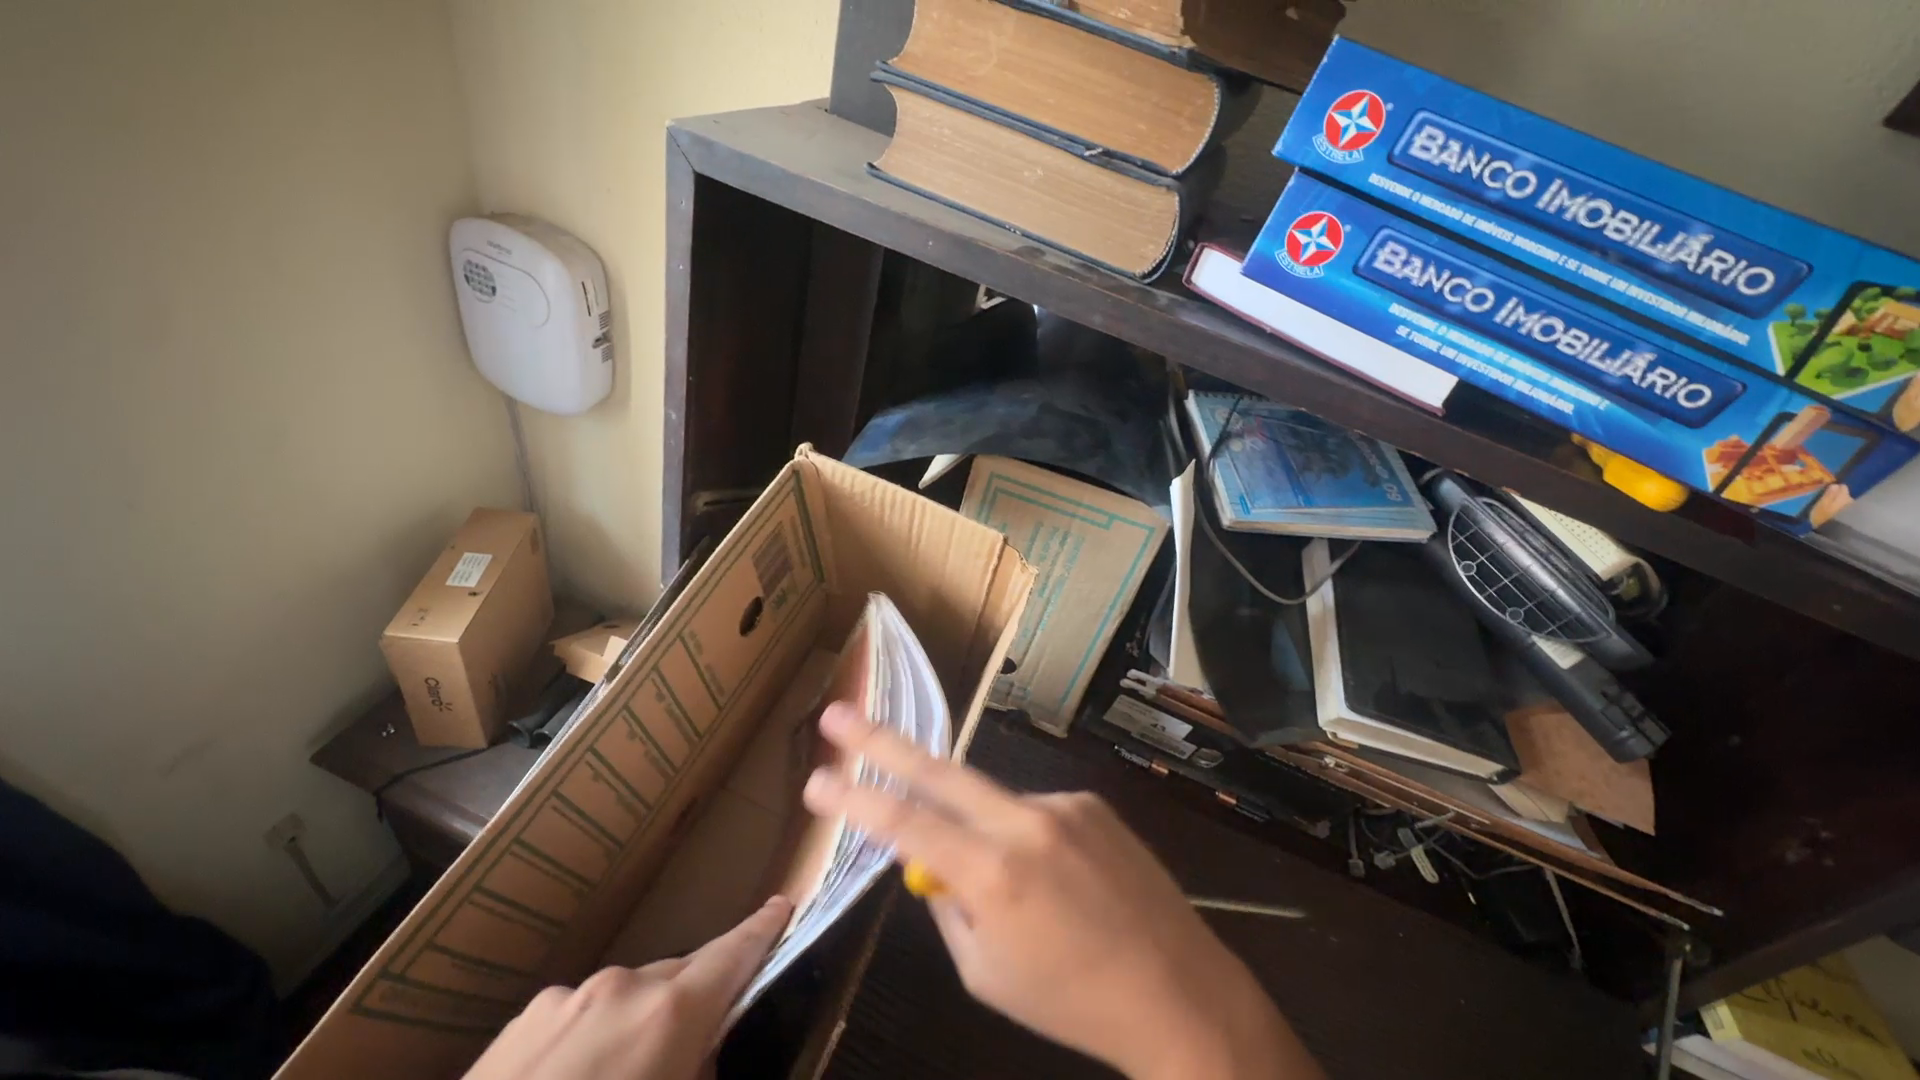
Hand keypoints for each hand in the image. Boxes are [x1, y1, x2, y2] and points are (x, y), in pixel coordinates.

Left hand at [461, 896, 791, 1079]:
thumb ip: (701, 1072)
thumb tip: (699, 1060)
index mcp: (669, 1013)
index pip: (733, 955)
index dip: (763, 931)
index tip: (784, 906)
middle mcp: (622, 987)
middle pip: (682, 977)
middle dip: (696, 1002)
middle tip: (694, 1051)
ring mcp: (566, 998)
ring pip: (628, 997)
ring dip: (640, 1025)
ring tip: (624, 1077)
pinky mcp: (521, 1019)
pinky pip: (580, 1014)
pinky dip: (594, 1037)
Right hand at [802, 705, 1323, 1079]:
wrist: (1178, 990)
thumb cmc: (1069, 1000)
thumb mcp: (985, 972)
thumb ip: (948, 906)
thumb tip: (928, 863)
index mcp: (993, 874)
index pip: (904, 825)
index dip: (854, 801)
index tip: (816, 781)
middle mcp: (1026, 822)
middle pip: (938, 770)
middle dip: (881, 741)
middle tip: (837, 715)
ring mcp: (1064, 804)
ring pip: (991, 801)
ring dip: (976, 826)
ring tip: (1021, 892)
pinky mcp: (1093, 802)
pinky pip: (1034, 811)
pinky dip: (1023, 836)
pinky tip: (1057, 880)